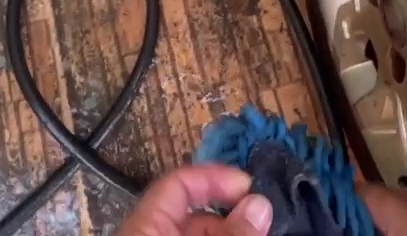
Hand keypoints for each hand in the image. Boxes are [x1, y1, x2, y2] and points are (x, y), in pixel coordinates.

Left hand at [118, 164, 274, 235]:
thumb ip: (228, 233)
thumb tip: (260, 204)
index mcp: (144, 225)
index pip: (178, 181)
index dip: (214, 176)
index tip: (248, 184)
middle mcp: (149, 233)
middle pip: (193, 213)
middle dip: (230, 212)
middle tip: (262, 218)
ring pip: (198, 234)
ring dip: (230, 230)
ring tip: (258, 229)